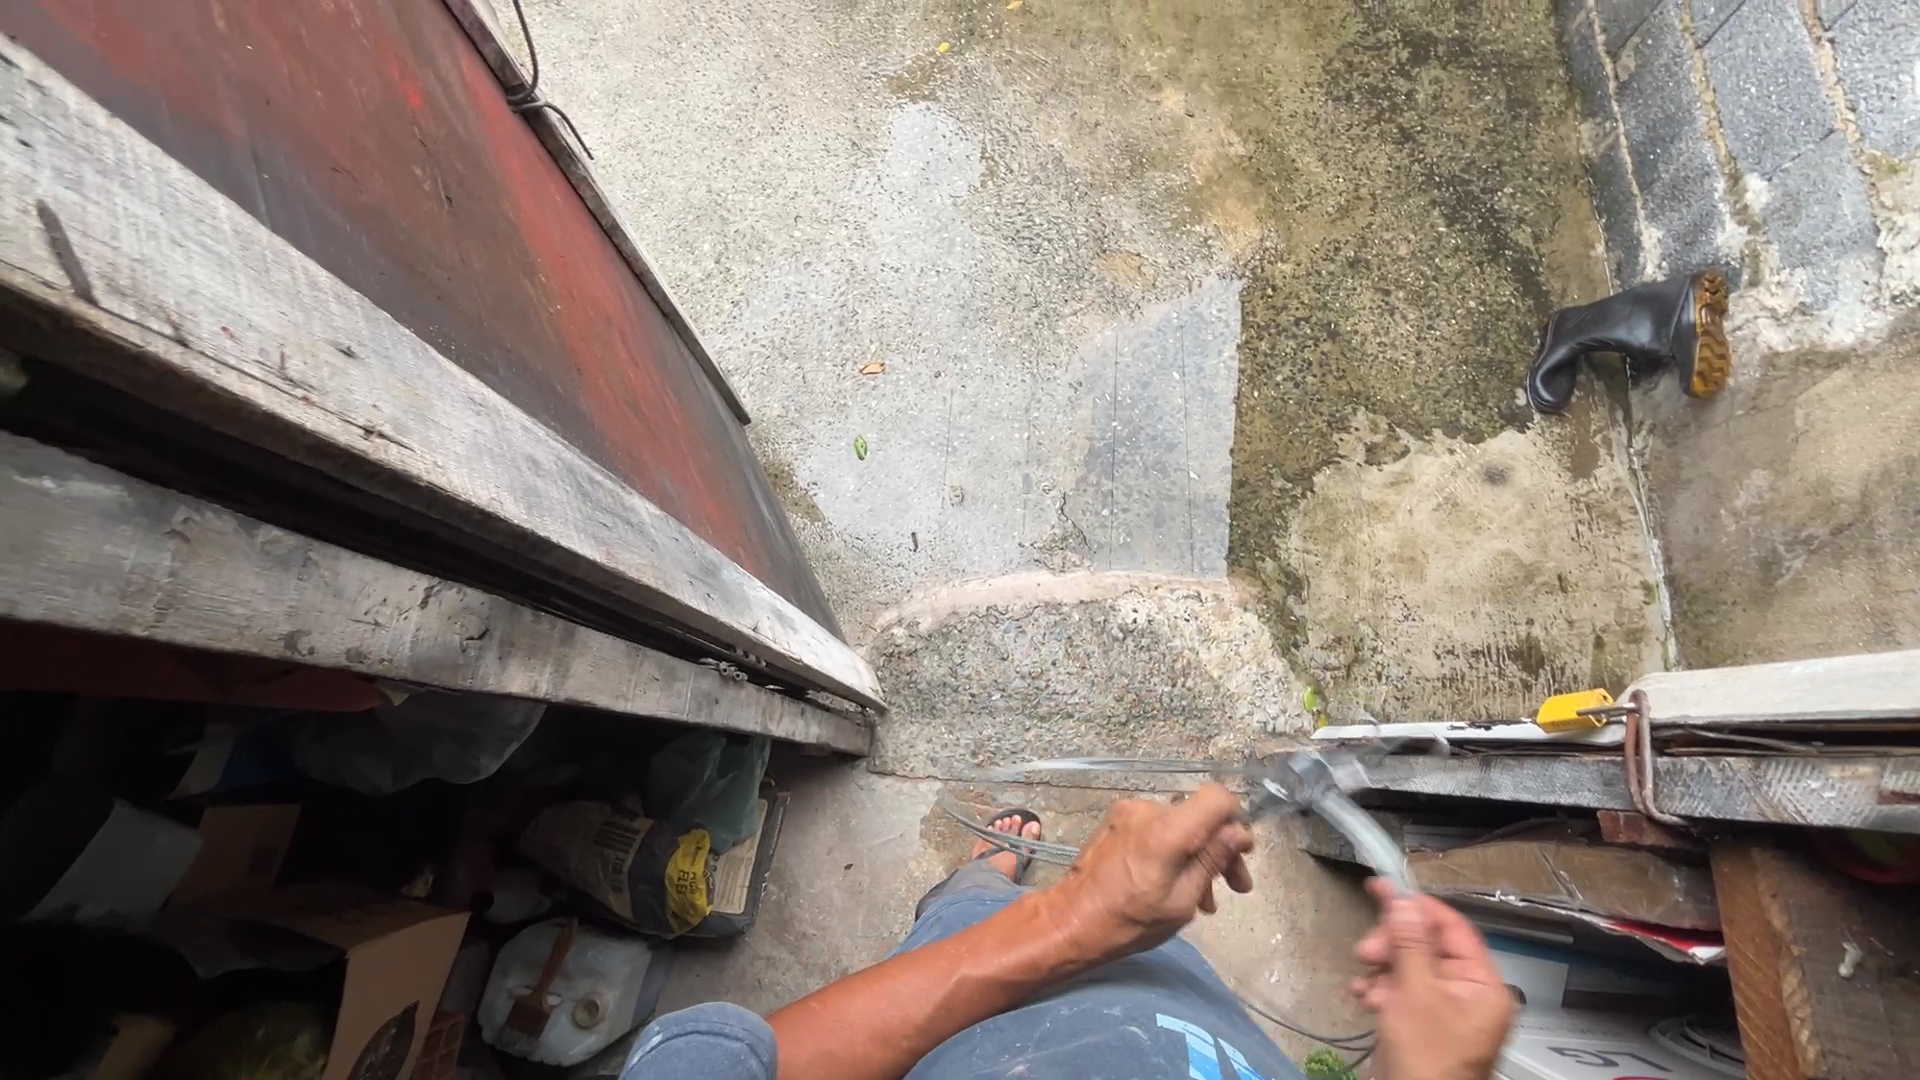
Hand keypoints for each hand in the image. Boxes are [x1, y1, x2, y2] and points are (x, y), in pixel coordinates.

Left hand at [1031, 784, 1253, 964]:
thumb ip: (1211, 860)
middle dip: (1221, 848)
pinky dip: (1174, 851)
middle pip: (1199, 815)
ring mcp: (1129, 813)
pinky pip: (1158, 829)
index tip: (1241, 853)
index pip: (1216, 796)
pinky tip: (1179, 885)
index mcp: (1165, 829)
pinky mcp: (1118, 821)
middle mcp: (1147, 810)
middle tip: (1236, 886)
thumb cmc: (1130, 920)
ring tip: (1206, 898)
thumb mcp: (1182, 900)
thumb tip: (1238, 832)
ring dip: (1198, 855)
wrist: (1072, 919)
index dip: (1235, 820)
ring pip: (1180, 825)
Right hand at [1350, 879, 1513, 1079]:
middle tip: (1365, 952)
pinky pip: (1399, 985)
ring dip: (1380, 968)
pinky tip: (1364, 998)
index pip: (1453, 928)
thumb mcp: (1414, 992)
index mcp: (1482, 985)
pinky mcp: (1421, 1017)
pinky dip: (1379, 986)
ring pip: (1406, 962)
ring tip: (1365, 987)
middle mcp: (1468, 991)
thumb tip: (1402, 898)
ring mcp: (1444, 1005)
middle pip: (1425, 943)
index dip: (1417, 906)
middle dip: (1390, 944)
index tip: (1380, 888)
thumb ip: (1409, 942)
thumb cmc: (1423, 1052)